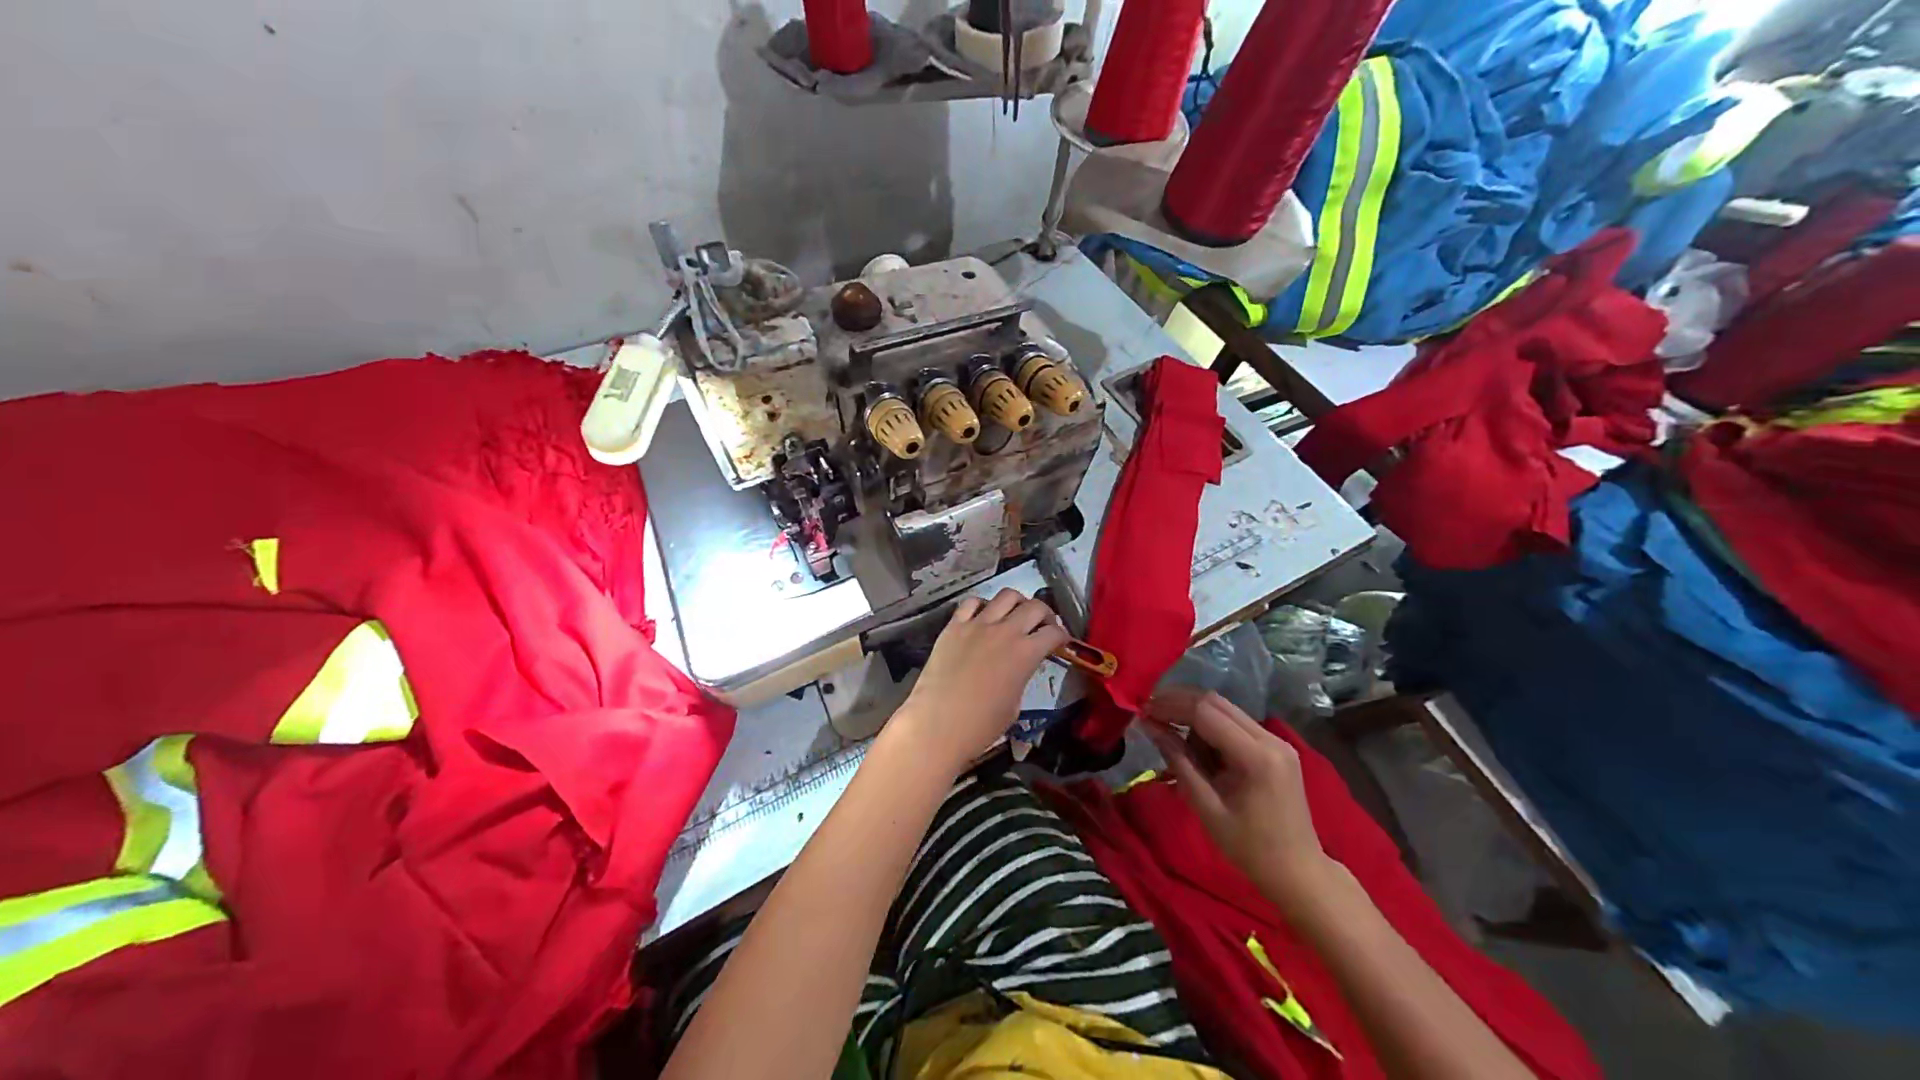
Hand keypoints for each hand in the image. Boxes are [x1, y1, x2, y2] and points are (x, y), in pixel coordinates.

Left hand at [891, 589, 1069, 775]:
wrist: (938, 723)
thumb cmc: (981, 725)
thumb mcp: (1015, 704)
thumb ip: (1021, 677)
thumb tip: (1018, 668)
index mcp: (1025, 654)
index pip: (1053, 633)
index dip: (1062, 636)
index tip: (1060, 641)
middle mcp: (1005, 631)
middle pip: (1034, 607)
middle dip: (1045, 614)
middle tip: (1042, 626)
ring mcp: (977, 625)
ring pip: (1006, 596)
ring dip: (1018, 603)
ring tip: (1015, 615)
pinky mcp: (954, 626)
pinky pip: (971, 602)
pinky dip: (982, 605)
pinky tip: (983, 616)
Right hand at [1143, 689, 1334, 912]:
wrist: (1298, 871)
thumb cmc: (1249, 848)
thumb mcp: (1206, 807)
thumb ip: (1179, 762)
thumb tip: (1150, 726)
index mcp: (1256, 756)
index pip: (1206, 712)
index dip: (1171, 706)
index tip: (1143, 710)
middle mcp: (1271, 739)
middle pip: (1216, 702)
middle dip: (1179, 702)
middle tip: (1150, 712)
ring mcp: (1277, 741)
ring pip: (1226, 709)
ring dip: (1194, 714)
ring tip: (1171, 735)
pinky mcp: (1276, 747)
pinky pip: (1236, 724)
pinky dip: (1211, 727)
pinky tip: (1195, 745)